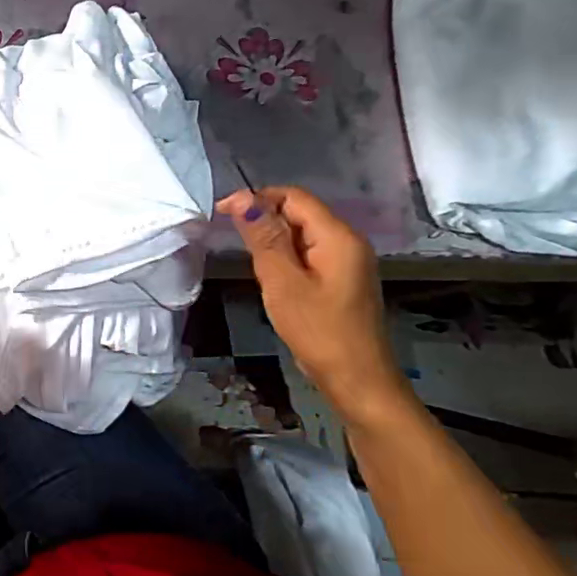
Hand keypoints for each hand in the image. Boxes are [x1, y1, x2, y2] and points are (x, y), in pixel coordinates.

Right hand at [217, 187, 411, 418]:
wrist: (355, 377)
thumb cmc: (317, 329)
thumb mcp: (283, 282)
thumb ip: (264, 238)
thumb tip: (243, 199)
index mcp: (338, 237)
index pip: (294, 198)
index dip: (257, 198)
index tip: (221, 212)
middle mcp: (348, 241)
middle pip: (300, 212)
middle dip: (263, 219)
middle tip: (231, 242)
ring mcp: (347, 261)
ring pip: (303, 234)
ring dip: (272, 239)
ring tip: (250, 262)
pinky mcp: (341, 279)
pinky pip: (309, 254)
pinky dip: (285, 256)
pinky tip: (271, 277)